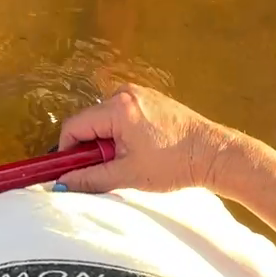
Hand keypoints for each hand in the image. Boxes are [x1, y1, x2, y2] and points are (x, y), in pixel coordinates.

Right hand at [57, 85, 247, 193]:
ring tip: (127, 160)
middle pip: (89, 121)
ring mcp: (139, 93)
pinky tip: (139, 149)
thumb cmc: (174, 164)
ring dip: (107, 141)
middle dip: (90, 147)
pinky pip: (121, 114)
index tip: (72, 170)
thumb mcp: (127, 174)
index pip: (74, 126)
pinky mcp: (150, 99)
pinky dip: (121, 133)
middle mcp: (125, 93)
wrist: (214, 154)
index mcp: (117, 108)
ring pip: (104, 119)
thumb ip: (89, 178)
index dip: (67, 150)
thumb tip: (61, 183)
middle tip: (106, 169)